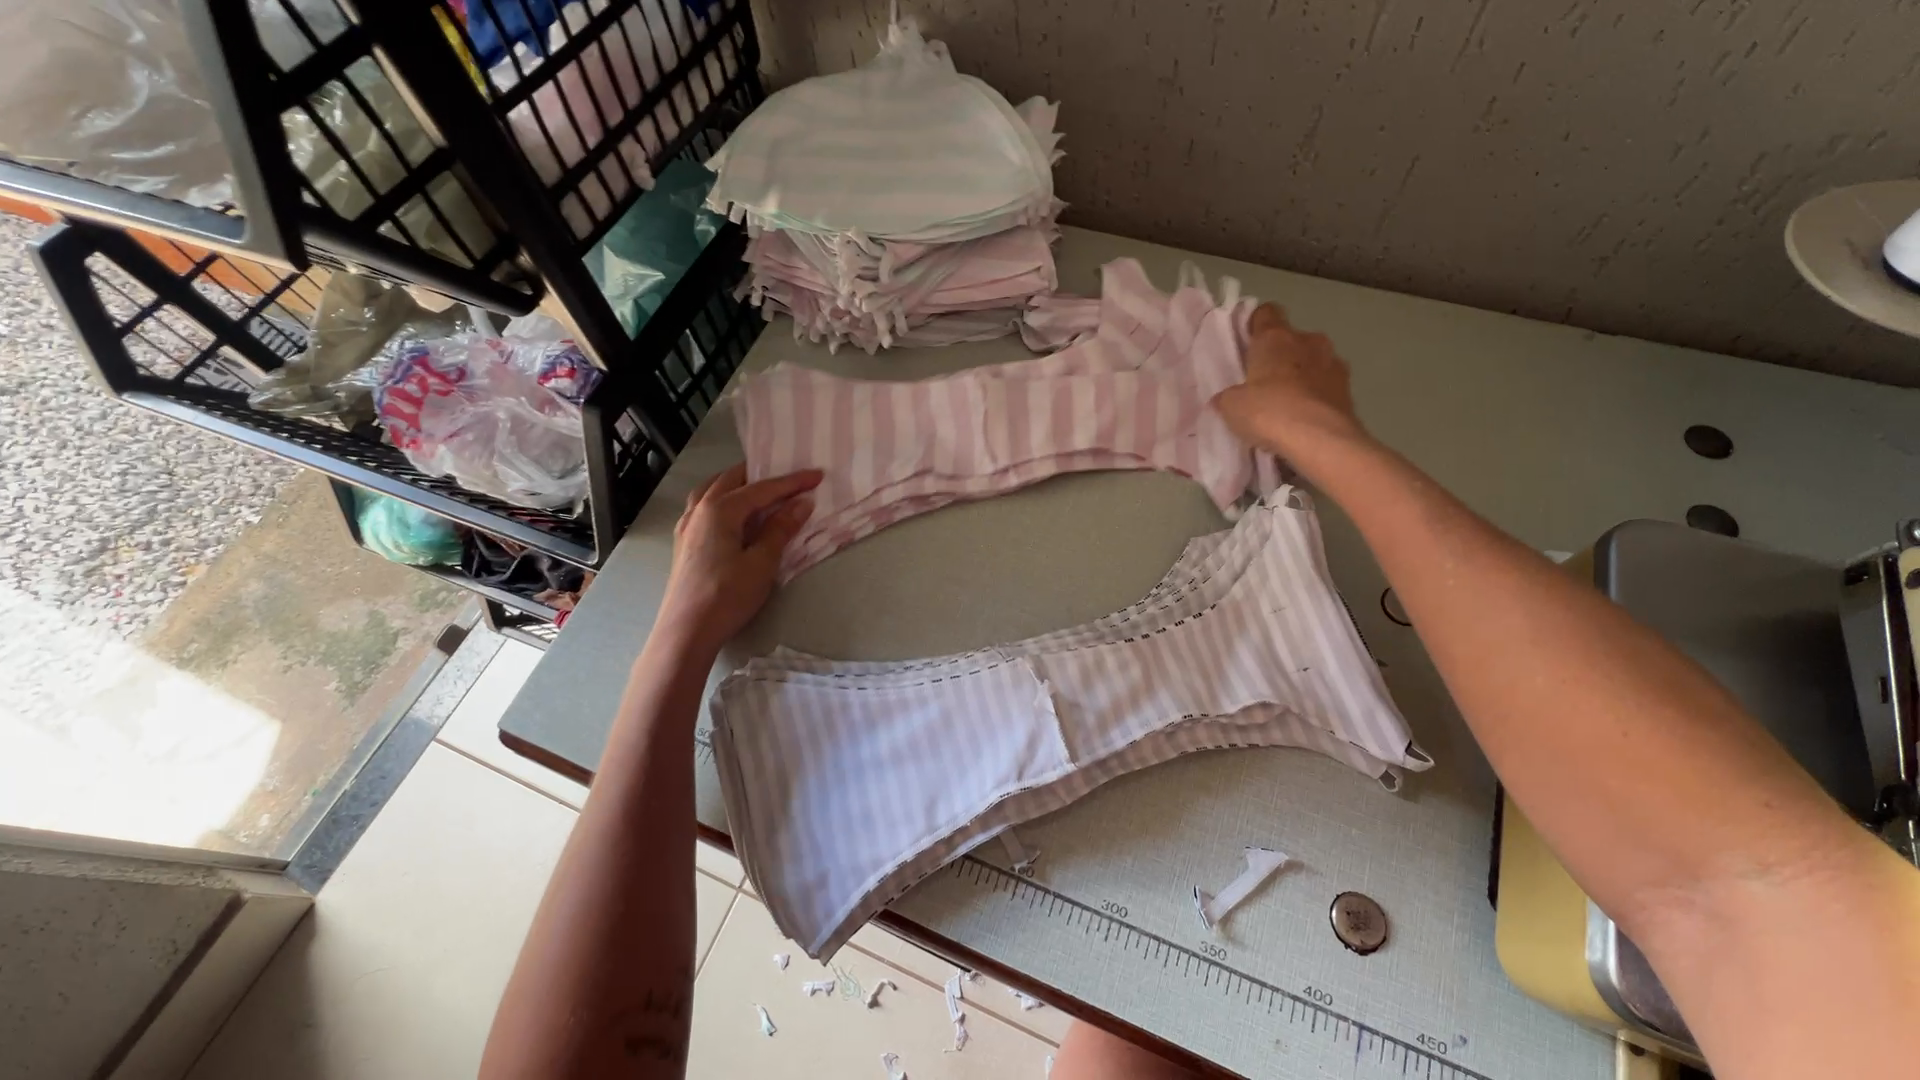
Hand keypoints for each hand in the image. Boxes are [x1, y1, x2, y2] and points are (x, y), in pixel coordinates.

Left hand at [654, 464, 821, 655]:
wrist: (686, 632)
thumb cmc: (726, 596)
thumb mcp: (761, 563)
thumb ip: (780, 530)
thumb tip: (801, 504)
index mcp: (719, 510)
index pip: (761, 488)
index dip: (791, 482)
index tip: (817, 476)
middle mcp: (699, 511)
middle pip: (732, 480)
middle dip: (761, 475)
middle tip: (788, 479)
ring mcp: (687, 527)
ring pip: (711, 491)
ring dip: (736, 485)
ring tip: (757, 489)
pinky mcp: (684, 544)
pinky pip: (703, 508)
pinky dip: (722, 501)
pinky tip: (731, 516)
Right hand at [1211, 303, 1366, 455]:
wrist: (1320, 440)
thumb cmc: (1269, 411)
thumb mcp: (1231, 407)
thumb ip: (1228, 396)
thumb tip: (1226, 399)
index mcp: (1276, 337)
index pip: (1266, 313)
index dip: (1256, 325)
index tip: (1248, 344)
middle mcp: (1309, 341)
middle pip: (1292, 339)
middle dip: (1281, 356)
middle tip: (1264, 382)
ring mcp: (1334, 363)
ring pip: (1314, 362)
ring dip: (1303, 376)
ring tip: (1288, 404)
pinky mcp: (1350, 390)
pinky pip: (1328, 387)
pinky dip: (1318, 397)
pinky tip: (1305, 419)